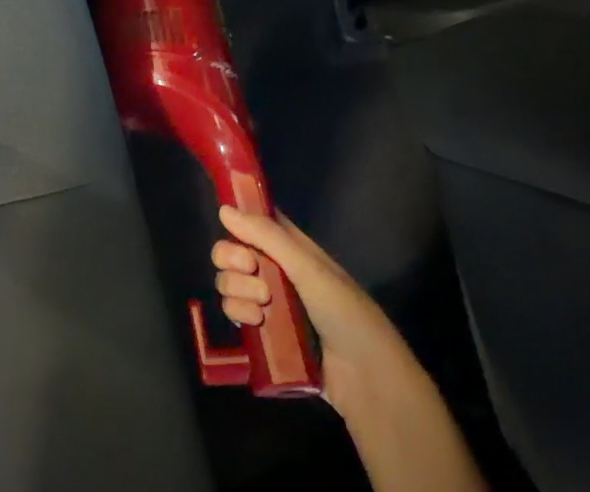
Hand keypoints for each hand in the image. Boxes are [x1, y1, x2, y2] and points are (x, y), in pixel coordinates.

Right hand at [213, 206, 411, 407]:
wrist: (366, 379)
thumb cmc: (345, 314)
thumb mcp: (309, 269)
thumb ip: (267, 237)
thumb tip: (224, 209)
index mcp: (294, 250)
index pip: (257, 223)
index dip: (239, 221)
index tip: (232, 228)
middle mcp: (278, 271)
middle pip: (234, 251)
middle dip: (232, 258)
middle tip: (250, 268)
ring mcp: (268, 302)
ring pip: (230, 282)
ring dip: (238, 289)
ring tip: (261, 306)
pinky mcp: (262, 331)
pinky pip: (234, 310)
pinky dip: (238, 312)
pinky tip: (255, 322)